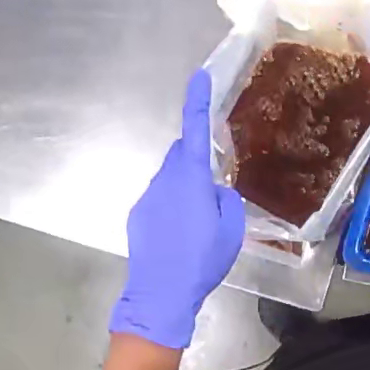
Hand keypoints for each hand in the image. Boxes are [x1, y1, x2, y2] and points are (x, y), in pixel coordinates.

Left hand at [109, 70, 245, 349]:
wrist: (161, 292)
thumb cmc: (202, 260)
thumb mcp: (231, 232)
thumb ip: (227, 203)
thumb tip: (217, 193)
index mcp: (191, 179)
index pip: (194, 131)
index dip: (198, 102)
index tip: (199, 77)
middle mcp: (165, 180)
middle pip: (181, 156)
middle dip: (196, 163)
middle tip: (212, 194)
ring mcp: (147, 197)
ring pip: (170, 181)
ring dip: (184, 192)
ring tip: (197, 227)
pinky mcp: (138, 216)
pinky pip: (159, 201)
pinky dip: (171, 210)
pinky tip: (179, 238)